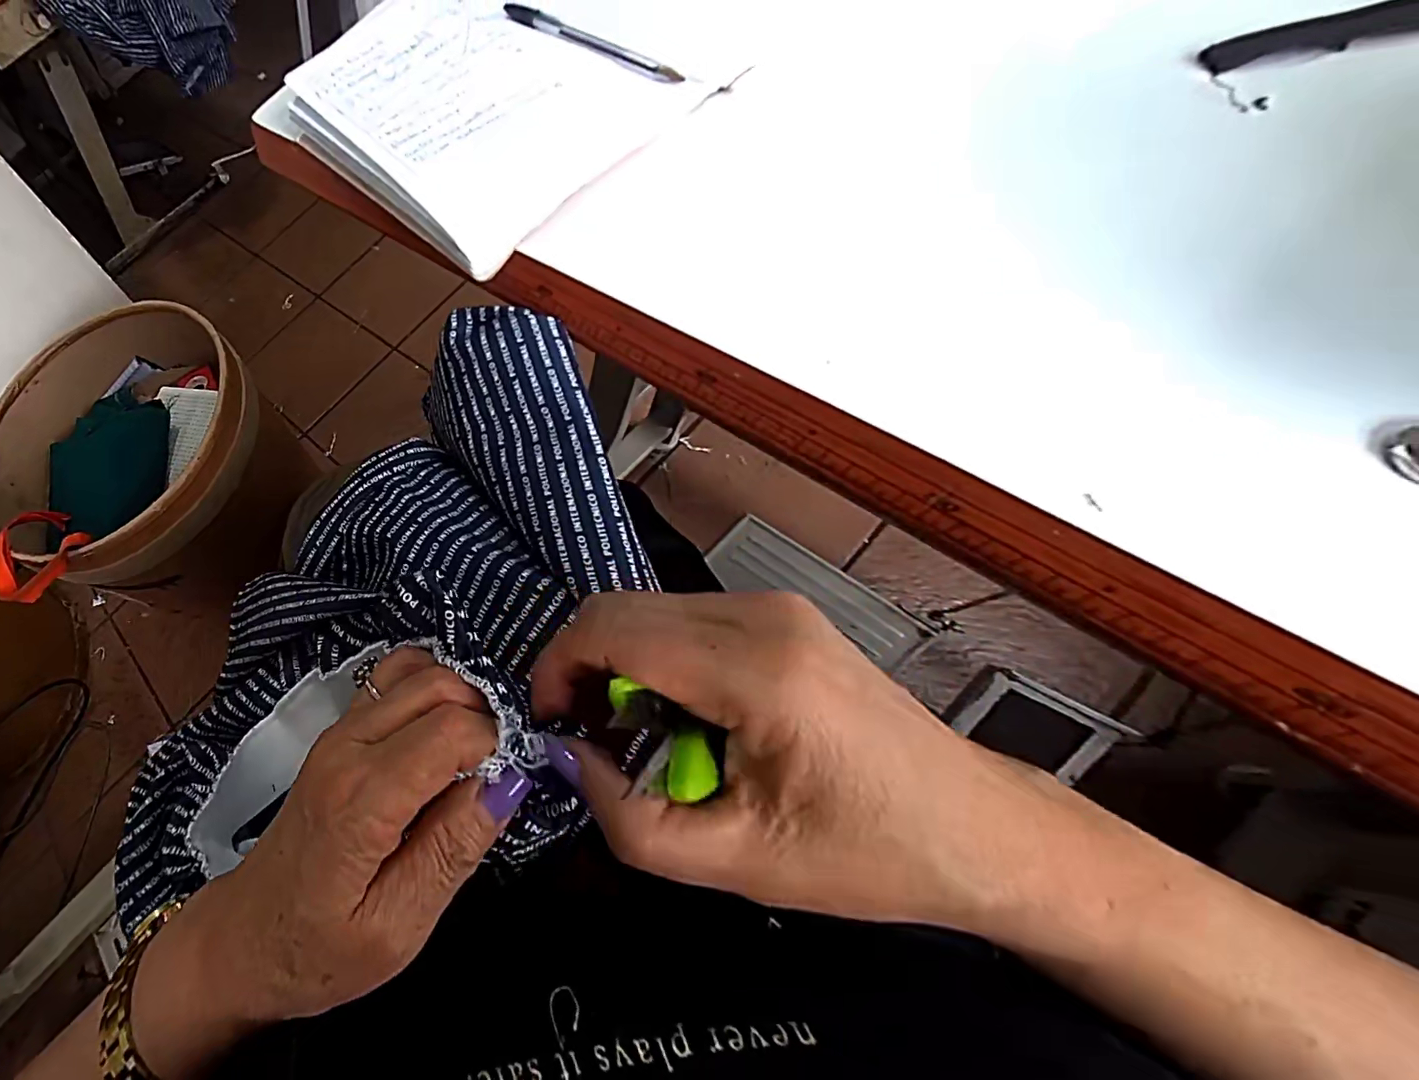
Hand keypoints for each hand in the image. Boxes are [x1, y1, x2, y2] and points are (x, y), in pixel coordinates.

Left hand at [131, 648, 527, 1075]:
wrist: (245, 938)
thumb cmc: (317, 950)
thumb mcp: (396, 928)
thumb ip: (453, 849)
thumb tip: (507, 783)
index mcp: (362, 797)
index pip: (453, 727)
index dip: (496, 747)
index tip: (506, 786)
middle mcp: (347, 746)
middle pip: (438, 686)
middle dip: (484, 717)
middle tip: (496, 769)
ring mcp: (338, 731)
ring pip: (417, 672)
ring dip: (458, 697)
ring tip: (471, 751)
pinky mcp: (337, 731)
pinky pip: (391, 678)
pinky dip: (427, 686)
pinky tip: (439, 729)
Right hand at [531, 591, 1085, 928]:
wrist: (979, 828)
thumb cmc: (870, 852)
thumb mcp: (732, 862)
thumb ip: (626, 815)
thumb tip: (570, 754)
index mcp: (756, 670)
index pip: (611, 629)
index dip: (557, 669)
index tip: (552, 721)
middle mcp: (762, 616)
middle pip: (619, 608)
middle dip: (581, 667)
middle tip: (589, 733)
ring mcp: (773, 606)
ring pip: (646, 611)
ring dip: (619, 666)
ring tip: (640, 732)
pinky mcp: (778, 615)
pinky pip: (682, 619)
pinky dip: (655, 660)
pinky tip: (681, 713)